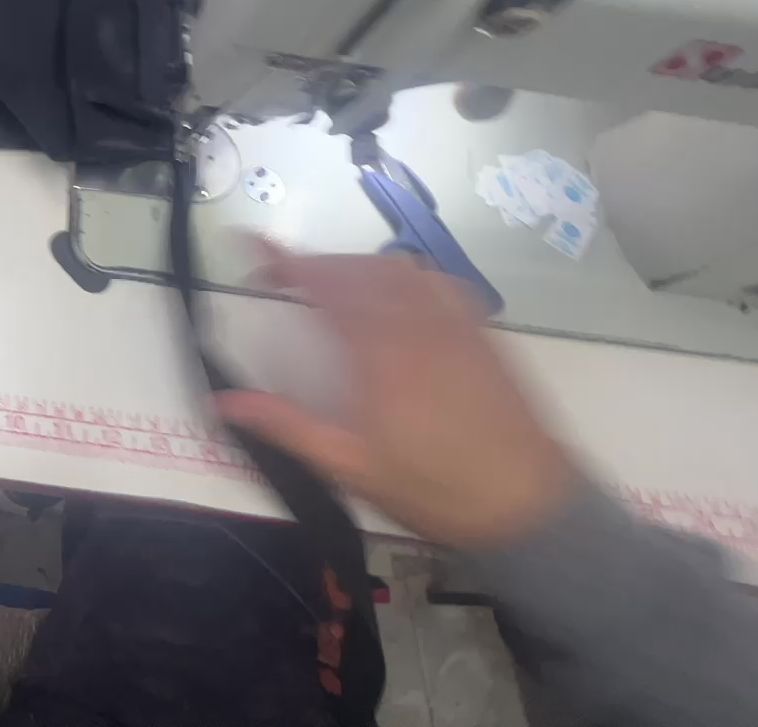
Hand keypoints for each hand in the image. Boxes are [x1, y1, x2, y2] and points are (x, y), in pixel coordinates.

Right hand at [216, 240, 575, 548]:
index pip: (325, 286)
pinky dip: (402, 275)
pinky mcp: (484, 337)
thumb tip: (221, 400)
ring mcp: (457, 328)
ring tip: (329, 284)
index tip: (251, 243)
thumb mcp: (349, 466)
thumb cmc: (436, 489)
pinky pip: (438, 283)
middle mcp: (420, 327)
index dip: (284, 260)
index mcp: (382, 354)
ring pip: (398, 270)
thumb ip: (285, 425)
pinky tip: (393, 295)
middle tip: (279, 278)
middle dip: (312, 263)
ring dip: (354, 266)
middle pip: (357, 269)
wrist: (537, 514)